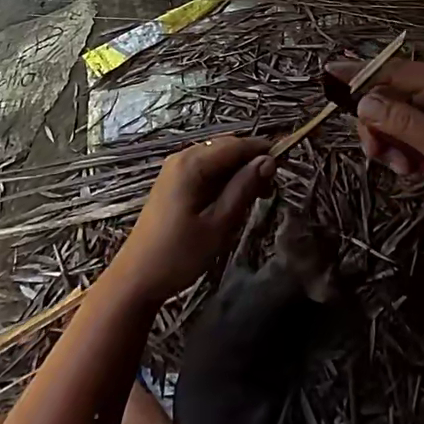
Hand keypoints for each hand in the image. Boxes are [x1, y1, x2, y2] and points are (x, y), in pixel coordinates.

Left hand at [106, 135, 275, 302]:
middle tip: (272, 187)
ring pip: (217, 159)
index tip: (287, 163)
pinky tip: (234, 200)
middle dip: (251, 161)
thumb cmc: (179, 254)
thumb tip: (268, 161)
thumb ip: (243, 189)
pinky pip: (206, 171)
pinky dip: (224, 180)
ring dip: (239, 172)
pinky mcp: (173, 184)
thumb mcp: (219, 224)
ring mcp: (175, 170)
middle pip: (226, 147)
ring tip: (257, 196)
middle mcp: (182, 158)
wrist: (136, 279)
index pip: (236, 145)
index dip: (262, 150)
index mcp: (192, 164)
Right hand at [328, 60, 423, 199]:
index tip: (329, 72)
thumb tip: (364, 103)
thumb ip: (402, 123)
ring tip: (404, 168)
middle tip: (379, 156)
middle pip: (385, 96)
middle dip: (378, 127)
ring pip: (390, 115)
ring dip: (389, 143)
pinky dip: (400, 148)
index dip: (359, 72)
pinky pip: (402, 129)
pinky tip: (412, 166)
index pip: (392, 70)